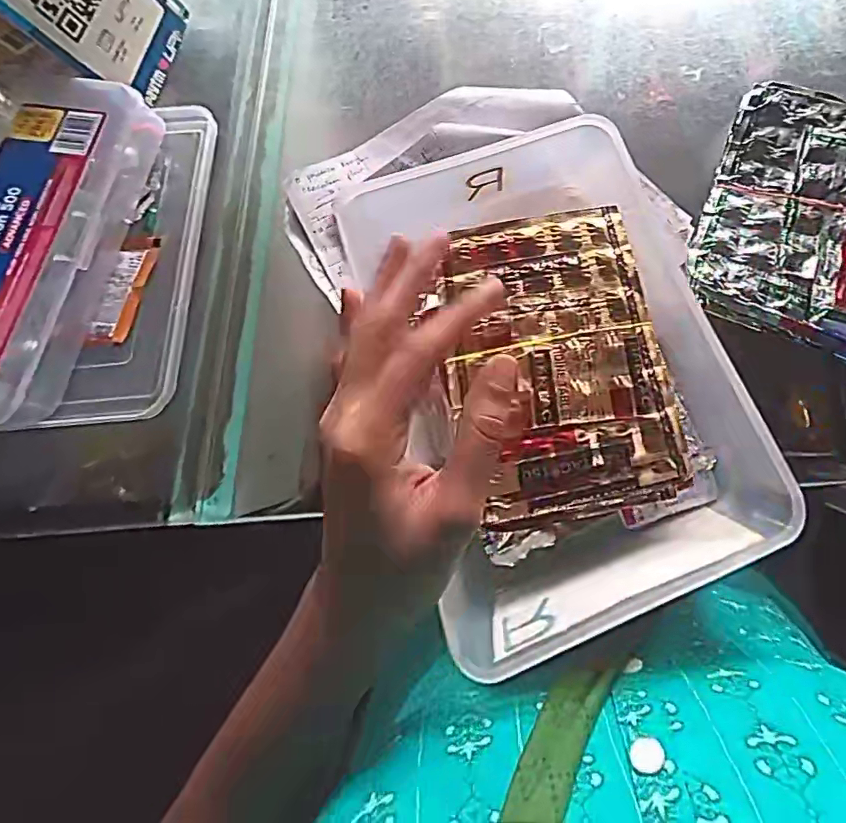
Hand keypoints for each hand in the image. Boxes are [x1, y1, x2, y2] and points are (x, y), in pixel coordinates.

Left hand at [316, 235, 526, 637]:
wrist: (352, 609)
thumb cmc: (407, 571)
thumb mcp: (455, 513)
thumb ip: (481, 436)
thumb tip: (508, 363)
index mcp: (369, 433)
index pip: (416, 354)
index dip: (456, 316)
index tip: (496, 287)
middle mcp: (344, 414)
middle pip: (375, 330)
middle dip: (406, 280)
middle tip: (437, 237)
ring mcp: (338, 417)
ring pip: (359, 338)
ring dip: (382, 289)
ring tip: (400, 247)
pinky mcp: (344, 426)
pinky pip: (352, 359)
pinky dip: (359, 320)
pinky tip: (354, 297)